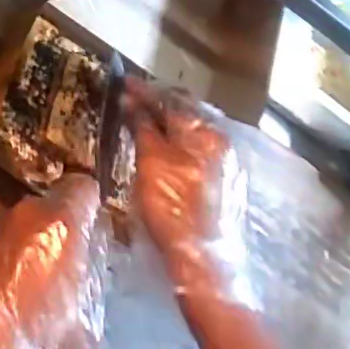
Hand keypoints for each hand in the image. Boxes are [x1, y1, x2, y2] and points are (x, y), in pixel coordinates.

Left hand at [0, 175, 108, 348]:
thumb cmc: (34, 334)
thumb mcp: (83, 319)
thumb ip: (90, 279)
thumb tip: (88, 269)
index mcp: (60, 222)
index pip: (82, 189)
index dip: (89, 204)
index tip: (91, 223)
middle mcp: (25, 212)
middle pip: (49, 207)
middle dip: (56, 229)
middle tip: (64, 262)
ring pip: (20, 224)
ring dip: (28, 242)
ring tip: (32, 278)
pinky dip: (4, 254)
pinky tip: (5, 286)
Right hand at [126, 79, 248, 298]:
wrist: (204, 266)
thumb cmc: (173, 210)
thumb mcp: (151, 163)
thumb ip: (143, 126)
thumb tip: (130, 99)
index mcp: (205, 133)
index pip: (170, 99)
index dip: (144, 90)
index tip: (123, 82)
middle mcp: (221, 141)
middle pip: (184, 112)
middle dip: (157, 104)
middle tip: (130, 99)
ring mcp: (226, 163)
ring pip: (191, 131)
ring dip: (167, 123)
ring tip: (143, 120)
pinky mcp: (225, 183)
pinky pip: (197, 149)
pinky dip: (178, 142)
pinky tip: (163, 147)